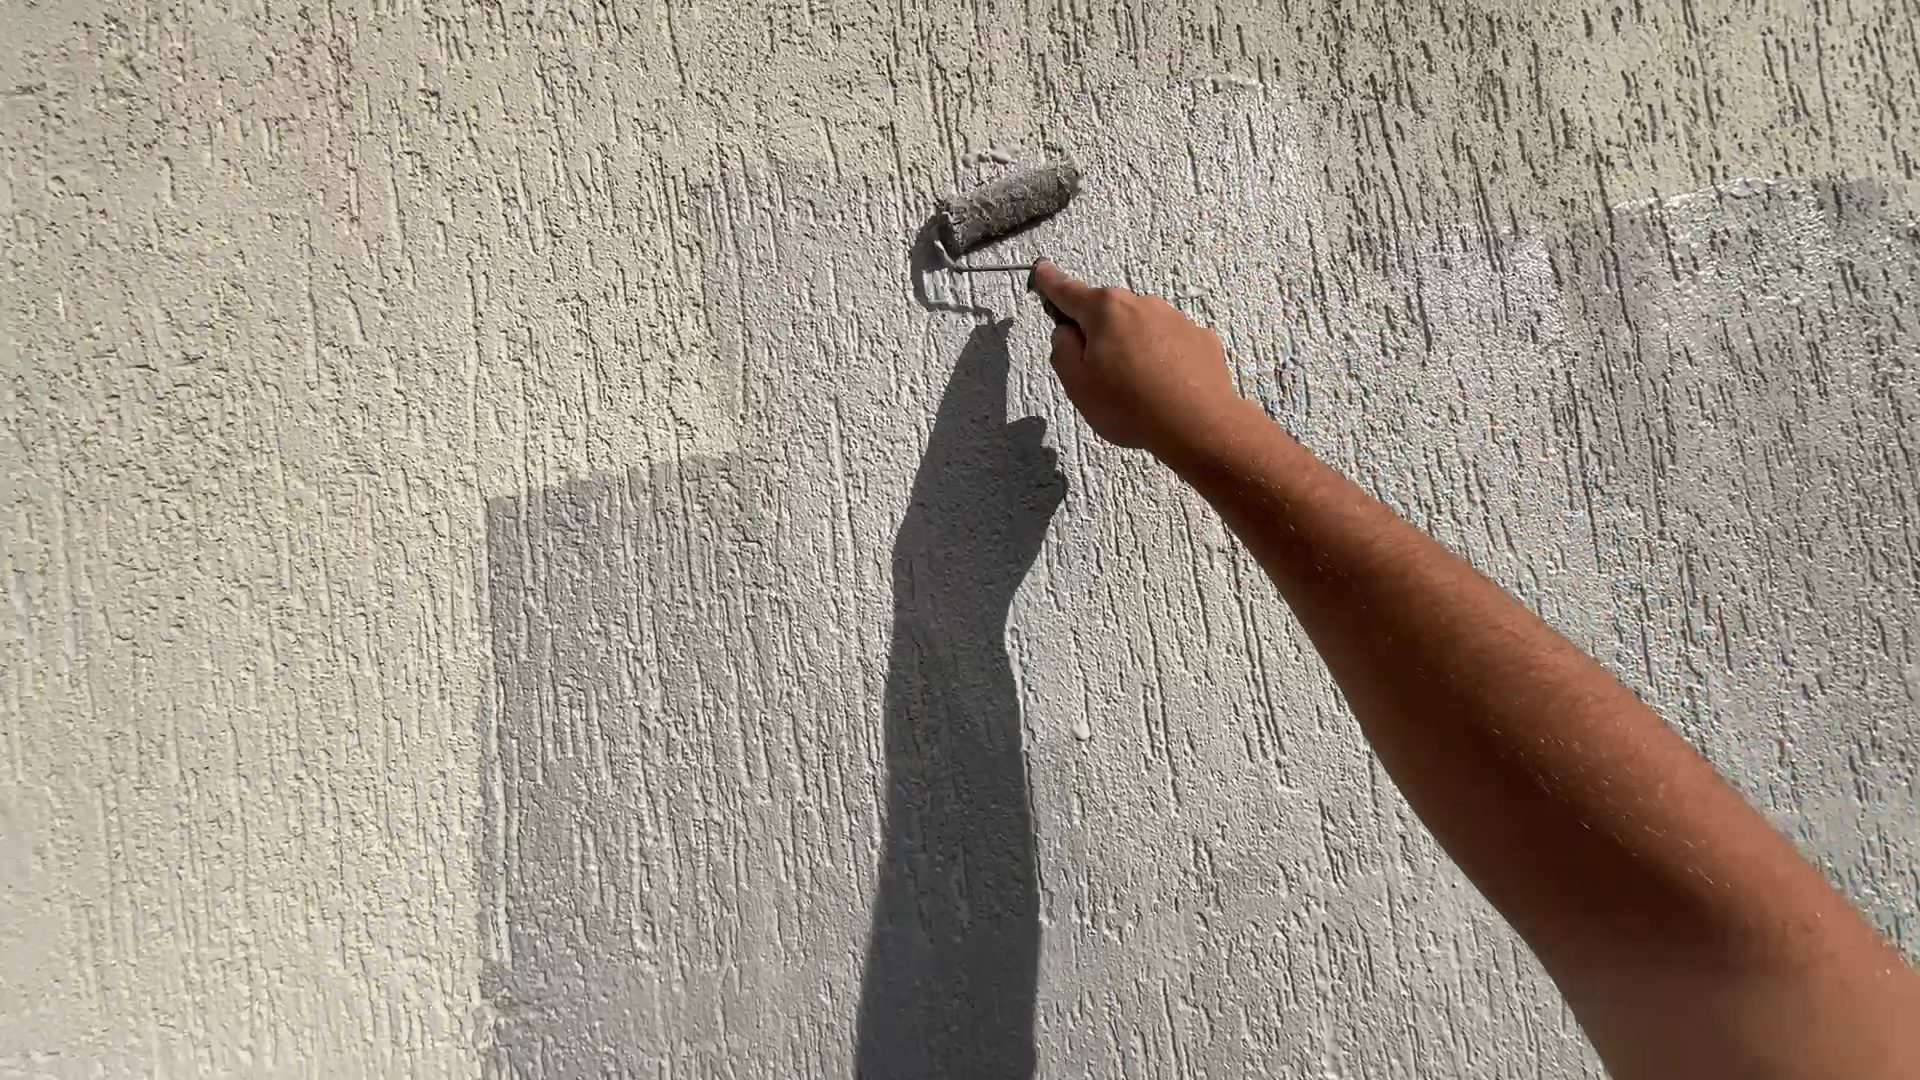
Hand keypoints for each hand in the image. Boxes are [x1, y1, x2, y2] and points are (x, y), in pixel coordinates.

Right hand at [1030, 262, 1247, 456]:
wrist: (1195, 425)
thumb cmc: (1131, 407)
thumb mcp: (1077, 385)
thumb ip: (1062, 352)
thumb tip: (1065, 334)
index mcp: (1105, 311)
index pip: (1069, 292)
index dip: (1051, 284)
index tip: (1042, 270)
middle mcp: (1142, 305)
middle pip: (1108, 314)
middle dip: (1098, 336)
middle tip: (1098, 377)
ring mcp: (1175, 320)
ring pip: (1141, 329)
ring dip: (1132, 350)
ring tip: (1135, 391)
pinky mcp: (1200, 339)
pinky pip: (1170, 345)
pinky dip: (1162, 361)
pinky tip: (1162, 389)